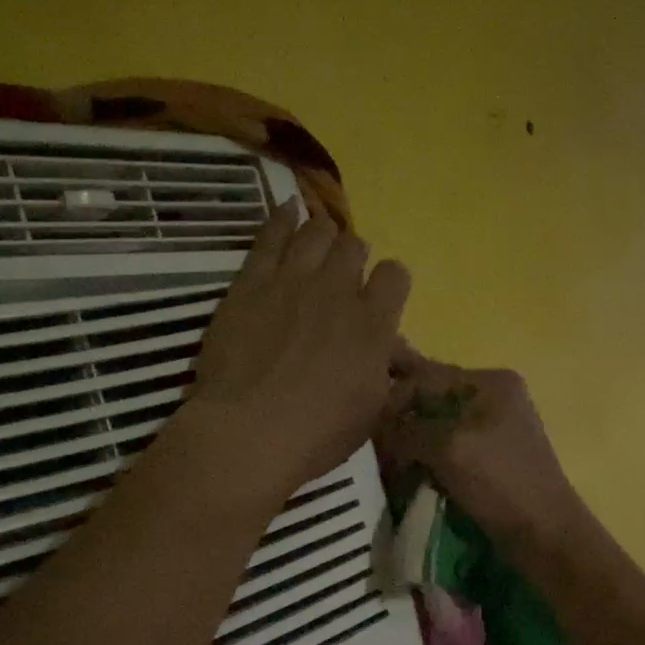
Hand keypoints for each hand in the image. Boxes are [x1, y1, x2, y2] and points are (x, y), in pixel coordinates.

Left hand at [177, 198, 411, 498]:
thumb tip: (390, 356)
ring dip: (323, 234)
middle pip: (354, 248)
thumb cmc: (317, 435)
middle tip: (343, 277)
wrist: (249, 432)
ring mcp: (292, 280)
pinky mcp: (251, 282)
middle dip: (353, 257)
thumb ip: (383, 374)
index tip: (380, 298)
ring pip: (317, 232)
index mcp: (374, 324)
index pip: (395, 276)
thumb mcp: (369, 414)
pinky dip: (282, 219)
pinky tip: (287, 208)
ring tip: (319, 242)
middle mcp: (338, 290)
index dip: (390, 284)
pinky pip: (270, 236)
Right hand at [378, 348, 586, 553]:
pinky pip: (444, 446)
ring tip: (379, 454)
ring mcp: (492, 427)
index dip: (390, 396)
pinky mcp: (489, 458)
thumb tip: (377, 426)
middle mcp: (492, 396)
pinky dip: (422, 455)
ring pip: (434, 422)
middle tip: (363, 435)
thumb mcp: (449, 448)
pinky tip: (402, 469)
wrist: (546, 536)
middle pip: (430, 395)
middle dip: (397, 414)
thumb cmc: (502, 484)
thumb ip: (408, 429)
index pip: (425, 375)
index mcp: (490, 382)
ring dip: (407, 437)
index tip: (360, 422)